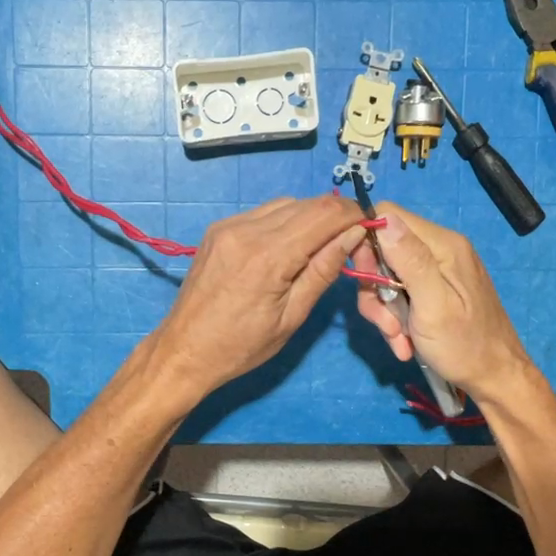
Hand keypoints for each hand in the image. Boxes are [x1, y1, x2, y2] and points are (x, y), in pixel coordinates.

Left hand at [147, 195, 366, 401]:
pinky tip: (289, 245)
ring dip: (310, 217)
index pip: (325, 215)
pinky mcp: (218, 229)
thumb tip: (354, 234)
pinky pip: (262, 213)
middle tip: (351, 240)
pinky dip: (284, 221)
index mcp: (269, 256)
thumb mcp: (292, 316)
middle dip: (336, 216)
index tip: (370, 228)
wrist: (184, 350)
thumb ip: (323, 270)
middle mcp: (247, 230)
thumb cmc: (241, 346)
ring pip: (285, 204)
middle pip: (307, 204)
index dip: (354, 215)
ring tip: (321, 245)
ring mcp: (229, 226)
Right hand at [351, 202, 533, 397]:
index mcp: (442, 245)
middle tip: (386, 322)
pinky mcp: (436, 289)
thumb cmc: (465, 346)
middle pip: (383, 248)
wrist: (495, 378)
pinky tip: (406, 341)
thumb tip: (384, 219)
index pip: (388, 215)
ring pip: (387, 276)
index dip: (366, 242)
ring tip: (399, 338)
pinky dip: (397, 318)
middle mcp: (441, 249)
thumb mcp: (433, 306)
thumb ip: (410, 261)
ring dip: (384, 311)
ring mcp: (439, 270)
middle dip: (375, 287)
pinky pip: (401, 293)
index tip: (366, 279)